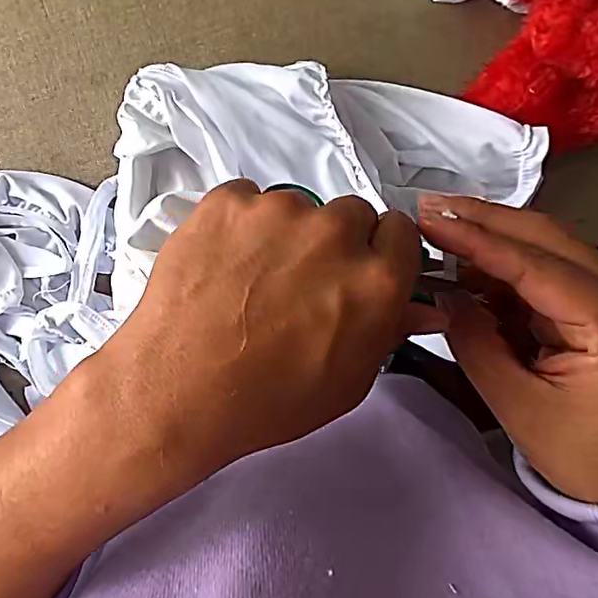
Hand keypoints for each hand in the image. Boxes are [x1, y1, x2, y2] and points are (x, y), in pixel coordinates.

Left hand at [98, 179, 443, 469]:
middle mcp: (335, 234)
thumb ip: (391, 330)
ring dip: (286, 232)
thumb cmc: (266, 398)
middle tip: (303, 279)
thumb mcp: (348, 380)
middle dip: (336, 241)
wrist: (175, 392)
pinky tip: (225, 262)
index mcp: (376, 278)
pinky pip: (249, 199)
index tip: (362, 265)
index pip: (401, 230)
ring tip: (254, 277)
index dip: (382, 250)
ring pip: (299, 206)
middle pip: (353, 213)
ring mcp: (279, 210)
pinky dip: (242, 224)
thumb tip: (423, 307)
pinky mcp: (230, 201)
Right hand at [417, 195, 597, 503]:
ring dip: (496, 237)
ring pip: (550, 245)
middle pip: (549, 238)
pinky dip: (510, 264)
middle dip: (486, 220)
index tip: (434, 222)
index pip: (538, 267)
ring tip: (445, 234)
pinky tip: (475, 265)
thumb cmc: (593, 463)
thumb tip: (447, 296)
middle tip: (434, 209)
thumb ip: (478, 346)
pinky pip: (553, 268)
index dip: (479, 241)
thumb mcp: (522, 411)